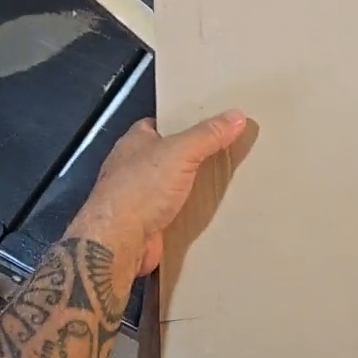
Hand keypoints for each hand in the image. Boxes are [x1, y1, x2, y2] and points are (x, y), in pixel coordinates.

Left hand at [71, 111, 248, 274]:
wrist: (120, 242)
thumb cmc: (141, 188)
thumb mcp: (181, 152)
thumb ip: (208, 134)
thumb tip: (237, 115)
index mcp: (134, 142)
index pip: (159, 124)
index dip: (181, 122)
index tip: (208, 124)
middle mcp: (132, 167)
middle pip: (167, 155)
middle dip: (191, 156)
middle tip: (222, 153)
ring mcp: (137, 197)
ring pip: (170, 185)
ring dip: (190, 186)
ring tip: (222, 181)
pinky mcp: (146, 223)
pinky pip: (173, 212)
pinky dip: (188, 212)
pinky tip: (209, 212)